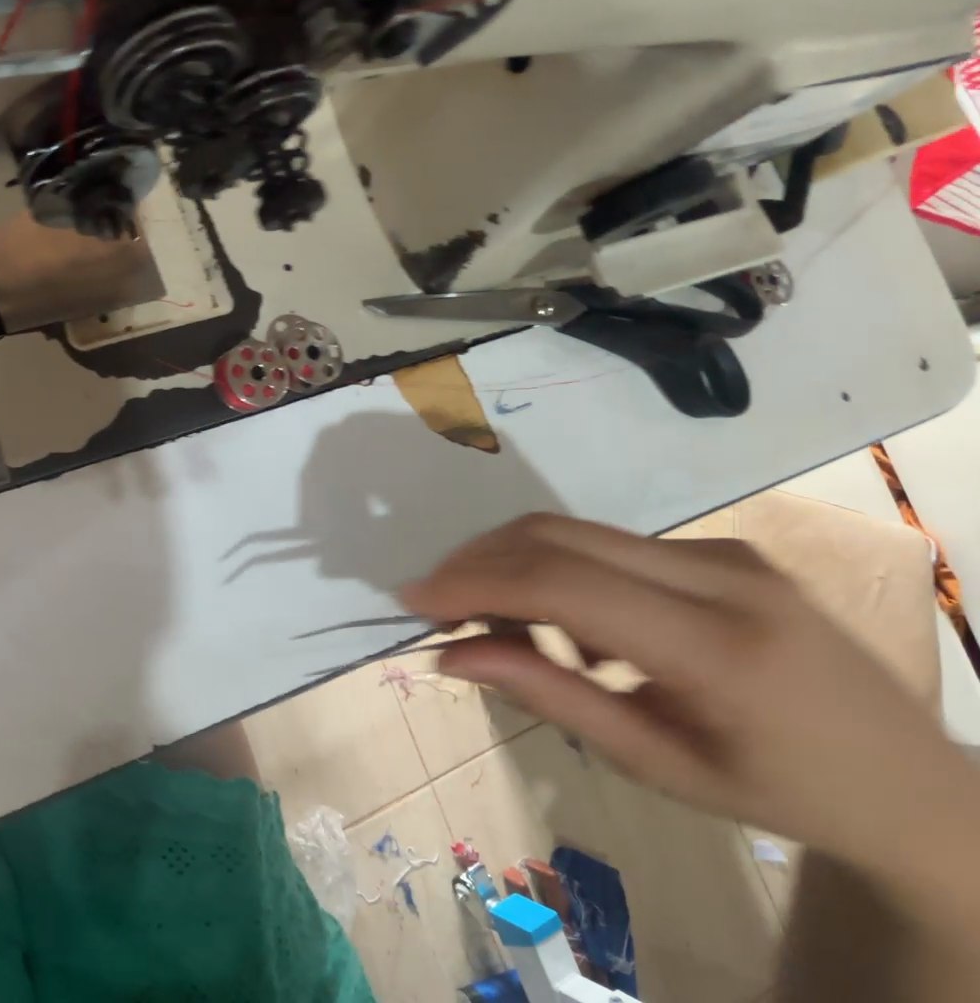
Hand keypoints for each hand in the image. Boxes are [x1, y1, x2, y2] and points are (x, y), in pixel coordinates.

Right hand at [403, 514, 978, 869]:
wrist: (911, 782)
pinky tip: (560, 625)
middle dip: (476, 562)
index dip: (472, 584)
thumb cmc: (778, 790)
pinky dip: (555, 571)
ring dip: (510, 563)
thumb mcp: (654, 762)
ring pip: (577, 531)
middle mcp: (724, 577)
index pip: (562, 584)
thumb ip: (548, 696)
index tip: (411, 602)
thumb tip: (451, 655)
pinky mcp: (723, 551)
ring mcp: (727, 554)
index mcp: (718, 646)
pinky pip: (609, 545)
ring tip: (488, 622)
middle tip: (431, 606)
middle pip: (559, 537)